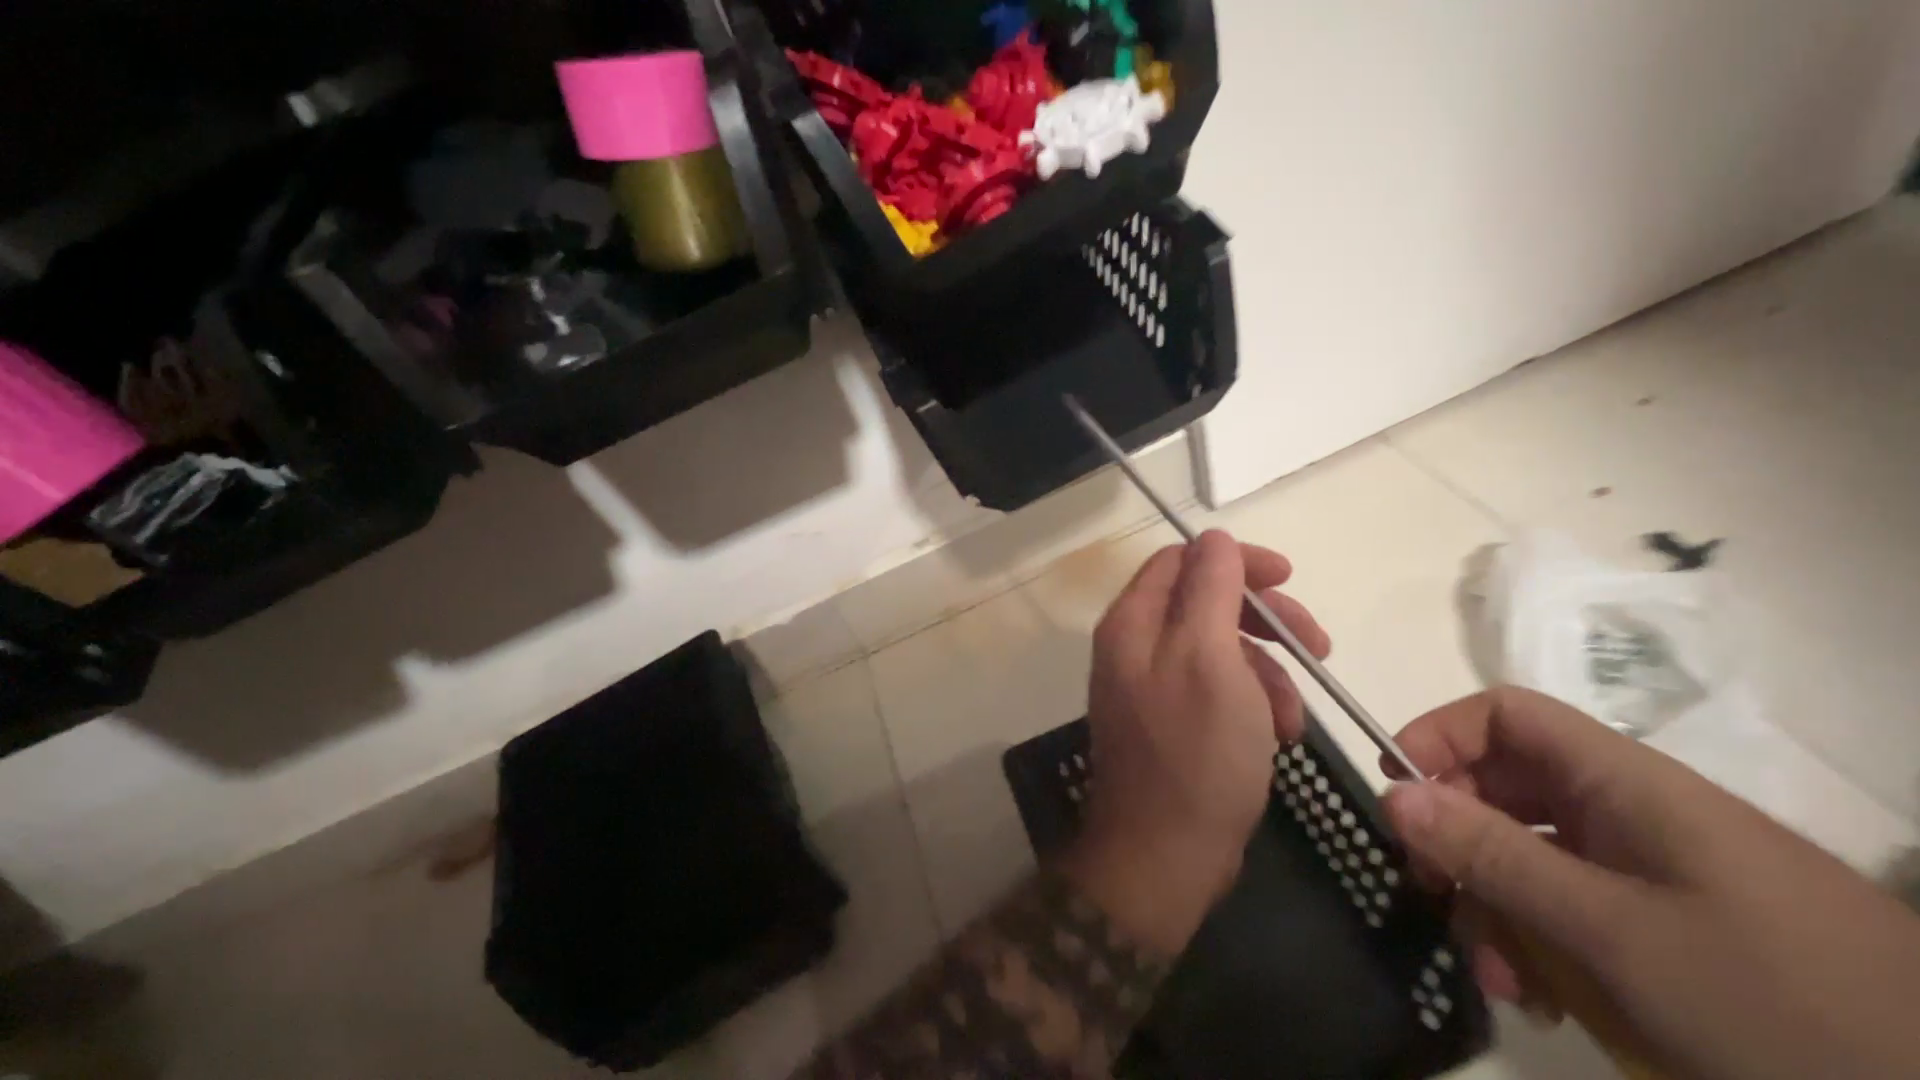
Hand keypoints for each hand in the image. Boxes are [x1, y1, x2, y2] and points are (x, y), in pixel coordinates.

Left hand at [1060, 531, 1330, 954]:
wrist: (1166, 857)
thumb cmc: (1195, 754)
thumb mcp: (1208, 658)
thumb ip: (1209, 589)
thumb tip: (1214, 536)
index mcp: (1133, 624)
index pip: (1182, 561)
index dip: (1236, 561)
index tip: (1288, 579)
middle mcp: (1135, 649)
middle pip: (1206, 605)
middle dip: (1266, 623)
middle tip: (1316, 644)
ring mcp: (1152, 690)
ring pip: (1222, 653)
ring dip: (1269, 675)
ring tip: (1292, 717)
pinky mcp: (1174, 727)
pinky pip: (1221, 694)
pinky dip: (1256, 707)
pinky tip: (1281, 737)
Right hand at [1382, 687, 1919, 1079]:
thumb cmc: (1769, 994)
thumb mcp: (1611, 931)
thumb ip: (1494, 856)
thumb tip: (1393, 793)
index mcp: (1624, 782)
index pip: (1506, 715)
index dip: (1441, 737)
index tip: (1396, 797)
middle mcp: (1630, 811)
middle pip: (1507, 789)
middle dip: (1457, 844)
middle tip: (1432, 900)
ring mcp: (1650, 869)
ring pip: (1532, 857)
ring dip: (1495, 910)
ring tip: (1503, 982)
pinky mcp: (1667, 922)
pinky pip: (1572, 907)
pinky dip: (1540, 944)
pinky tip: (1543, 998)